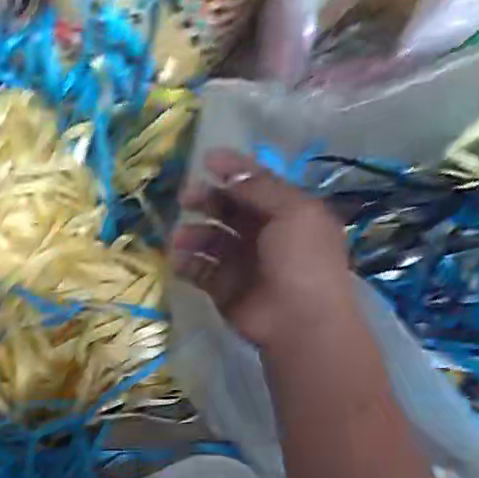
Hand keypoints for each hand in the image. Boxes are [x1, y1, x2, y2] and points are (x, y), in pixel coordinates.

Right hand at [169, 148, 359, 350]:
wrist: (298, 318)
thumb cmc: (302, 259)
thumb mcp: (291, 212)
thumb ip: (259, 189)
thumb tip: (232, 174)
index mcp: (287, 211)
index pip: (256, 183)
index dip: (233, 169)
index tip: (205, 159)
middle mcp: (263, 234)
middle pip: (229, 211)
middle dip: (207, 201)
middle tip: (184, 197)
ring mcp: (242, 263)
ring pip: (211, 241)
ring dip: (193, 234)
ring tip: (178, 237)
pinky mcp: (223, 289)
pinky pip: (200, 271)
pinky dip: (187, 264)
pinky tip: (177, 260)